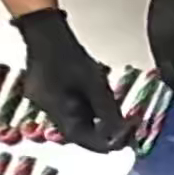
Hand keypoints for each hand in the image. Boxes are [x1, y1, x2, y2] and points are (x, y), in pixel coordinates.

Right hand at [12, 8, 130, 151]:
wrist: (46, 31)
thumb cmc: (70, 56)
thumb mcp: (95, 85)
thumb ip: (108, 111)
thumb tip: (121, 133)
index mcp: (56, 112)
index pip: (83, 140)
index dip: (106, 143)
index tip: (126, 141)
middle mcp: (48, 111)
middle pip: (80, 132)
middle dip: (105, 132)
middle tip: (127, 127)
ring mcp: (46, 103)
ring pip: (77, 121)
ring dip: (98, 121)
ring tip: (118, 113)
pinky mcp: (48, 94)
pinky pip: (72, 109)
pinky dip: (89, 110)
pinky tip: (102, 102)